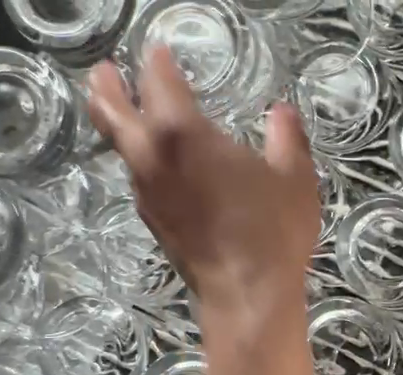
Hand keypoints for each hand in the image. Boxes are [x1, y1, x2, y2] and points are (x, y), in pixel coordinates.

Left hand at [86, 47, 318, 320]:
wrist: (247, 294)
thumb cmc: (272, 231)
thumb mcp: (294, 180)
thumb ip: (286, 140)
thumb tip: (283, 114)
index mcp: (182, 131)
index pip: (159, 79)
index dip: (159, 61)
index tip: (162, 52)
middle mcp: (151, 153)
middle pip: (110, 107)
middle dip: (108, 85)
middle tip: (108, 72)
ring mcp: (146, 190)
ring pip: (120, 145)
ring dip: (120, 125)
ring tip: (129, 118)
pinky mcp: (152, 220)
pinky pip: (138, 178)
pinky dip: (142, 163)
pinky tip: (160, 170)